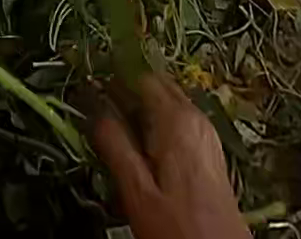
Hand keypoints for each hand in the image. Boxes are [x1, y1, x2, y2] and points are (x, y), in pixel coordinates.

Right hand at [91, 73, 250, 238]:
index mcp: (176, 118)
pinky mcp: (209, 151)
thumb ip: (115, 143)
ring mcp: (205, 133)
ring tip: (118, 132)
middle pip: (156, 85)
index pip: (141, 76)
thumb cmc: (178, 229)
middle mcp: (195, 117)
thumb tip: (93, 108)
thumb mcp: (137, 191)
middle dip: (128, 93)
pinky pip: (177, 121)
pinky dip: (157, 124)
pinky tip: (143, 149)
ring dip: (142, 109)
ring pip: (167, 103)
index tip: (92, 91)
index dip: (114, 80)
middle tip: (102, 112)